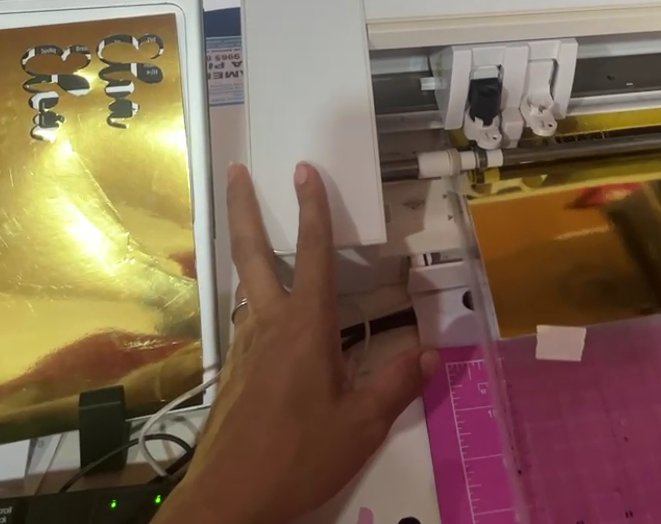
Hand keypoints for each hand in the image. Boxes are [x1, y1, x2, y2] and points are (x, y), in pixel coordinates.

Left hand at [159, 164, 437, 523]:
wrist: (229, 501)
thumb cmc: (298, 455)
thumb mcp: (361, 426)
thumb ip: (396, 385)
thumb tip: (430, 352)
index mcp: (305, 326)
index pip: (313, 253)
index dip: (313, 208)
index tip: (304, 170)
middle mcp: (269, 322)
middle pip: (252, 252)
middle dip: (245, 208)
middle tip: (235, 171)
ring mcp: (246, 344)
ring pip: (244, 282)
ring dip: (244, 246)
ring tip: (247, 223)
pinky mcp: (235, 368)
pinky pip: (245, 316)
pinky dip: (251, 292)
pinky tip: (263, 310)